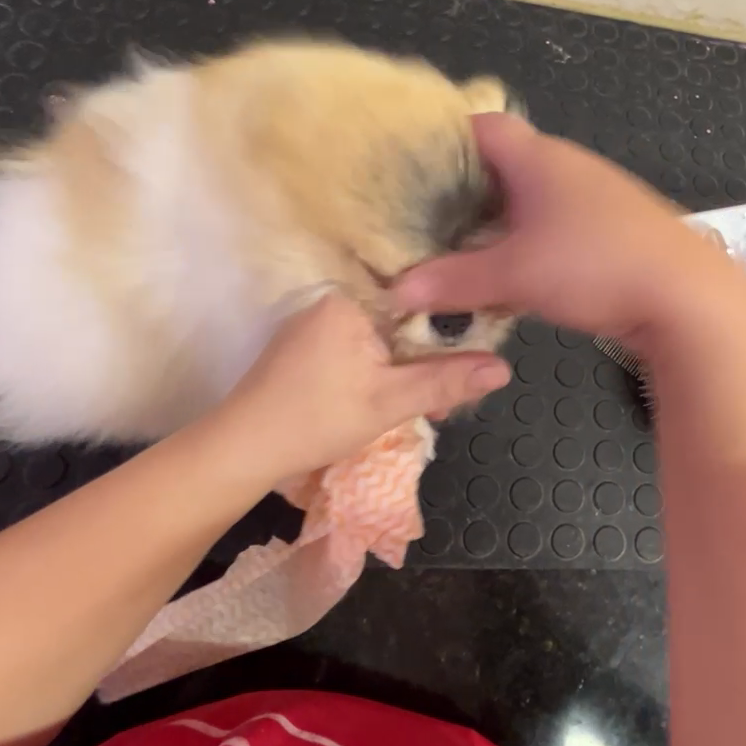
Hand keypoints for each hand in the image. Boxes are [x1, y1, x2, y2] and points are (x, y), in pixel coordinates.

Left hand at [184, 294, 509, 483]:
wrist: (241, 449)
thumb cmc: (316, 419)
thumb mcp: (390, 402)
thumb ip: (447, 381)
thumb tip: (503, 369)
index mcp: (353, 297)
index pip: (422, 295)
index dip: (455, 323)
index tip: (480, 350)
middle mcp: (335, 298)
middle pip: (405, 318)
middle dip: (431, 355)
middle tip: (453, 395)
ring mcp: (318, 322)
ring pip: (384, 336)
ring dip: (408, 367)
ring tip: (431, 404)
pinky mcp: (309, 345)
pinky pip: (361, 346)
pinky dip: (382, 368)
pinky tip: (394, 396)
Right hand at [395, 114, 745, 344]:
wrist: (685, 296)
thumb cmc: (595, 266)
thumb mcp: (514, 275)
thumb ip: (452, 281)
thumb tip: (398, 289)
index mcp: (539, 157)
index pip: (480, 126)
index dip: (441, 142)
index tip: (408, 173)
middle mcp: (566, 166)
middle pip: (501, 165)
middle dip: (462, 192)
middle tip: (423, 222)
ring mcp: (592, 196)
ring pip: (528, 199)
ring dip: (496, 224)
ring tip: (458, 252)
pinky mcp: (610, 229)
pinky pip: (552, 225)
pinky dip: (526, 242)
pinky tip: (511, 274)